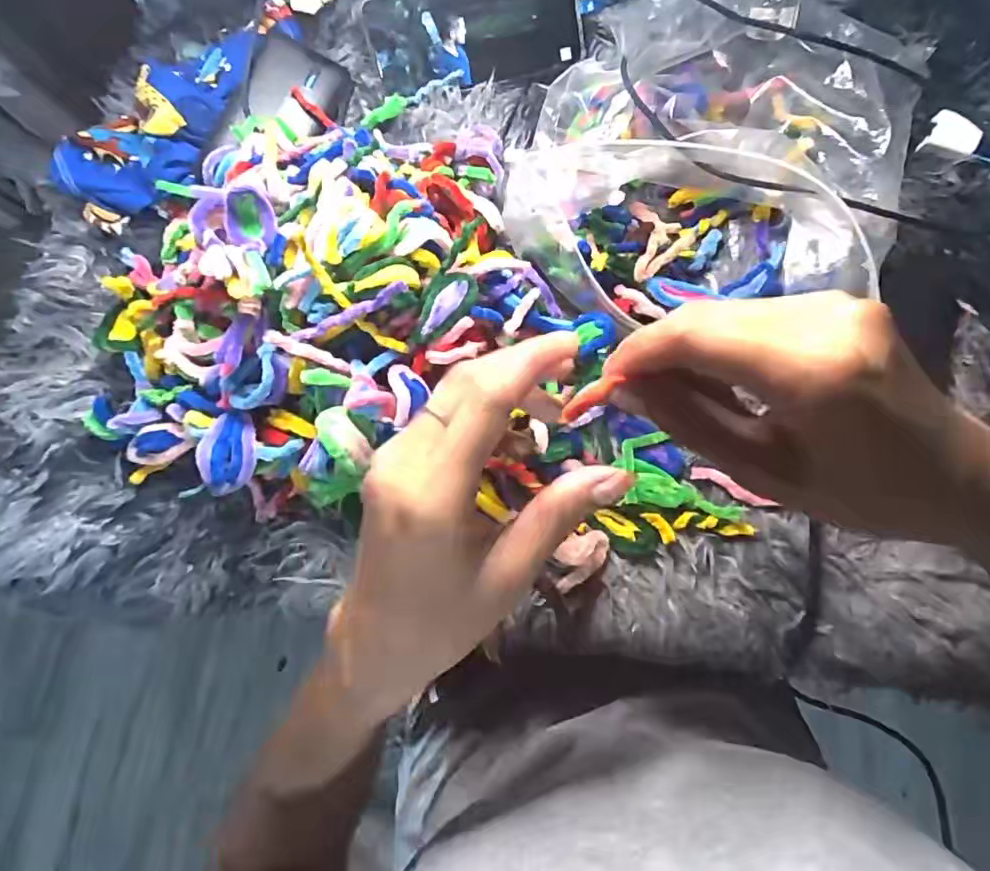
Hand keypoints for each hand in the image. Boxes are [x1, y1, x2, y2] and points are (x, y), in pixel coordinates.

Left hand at [324, 332, 633, 721]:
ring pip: (451, 392)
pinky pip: (441, 414)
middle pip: (463, 381)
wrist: (371, 644)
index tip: (575, 344)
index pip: (482, 398)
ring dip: (503, 386)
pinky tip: (515, 434)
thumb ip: (557, 514)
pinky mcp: (392, 458)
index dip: (530, 361)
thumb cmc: (443, 622)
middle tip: (571, 371)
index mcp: (431, 491)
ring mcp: (391, 455)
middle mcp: (402, 459)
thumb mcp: (509, 576)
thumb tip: (617, 472)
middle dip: (520, 363)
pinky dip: (483, 408)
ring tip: (552, 413)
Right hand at [602, 292, 989, 547]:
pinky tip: (722, 373)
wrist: (961, 474)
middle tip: (632, 389)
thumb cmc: (865, 494)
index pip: (694, 336)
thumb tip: (625, 389)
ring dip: (689, 344)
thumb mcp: (765, 473)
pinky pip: (755, 313)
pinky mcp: (838, 300)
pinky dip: (723, 340)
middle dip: (657, 348)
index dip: (638, 352)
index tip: (608, 381)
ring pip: (726, 311)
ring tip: (677, 388)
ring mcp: (834, 301)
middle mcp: (822, 317)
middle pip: (705, 315)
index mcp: (810, 369)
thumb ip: (689, 422)